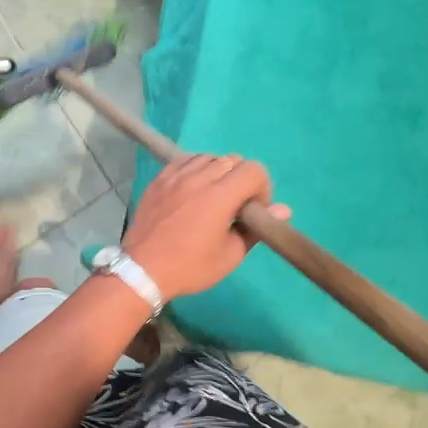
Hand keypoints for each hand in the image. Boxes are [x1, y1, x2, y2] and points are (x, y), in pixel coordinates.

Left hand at [122, 153, 289, 299]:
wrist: (143, 269)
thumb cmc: (190, 267)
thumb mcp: (230, 255)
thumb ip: (256, 228)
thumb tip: (283, 210)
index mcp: (220, 196)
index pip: (254, 170)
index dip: (261, 187)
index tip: (253, 209)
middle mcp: (199, 178)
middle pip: (233, 160)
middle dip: (241, 180)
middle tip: (235, 205)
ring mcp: (176, 175)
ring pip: (209, 157)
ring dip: (218, 172)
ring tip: (212, 196)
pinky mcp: (160, 178)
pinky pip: (185, 160)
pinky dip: (196, 168)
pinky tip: (193, 188)